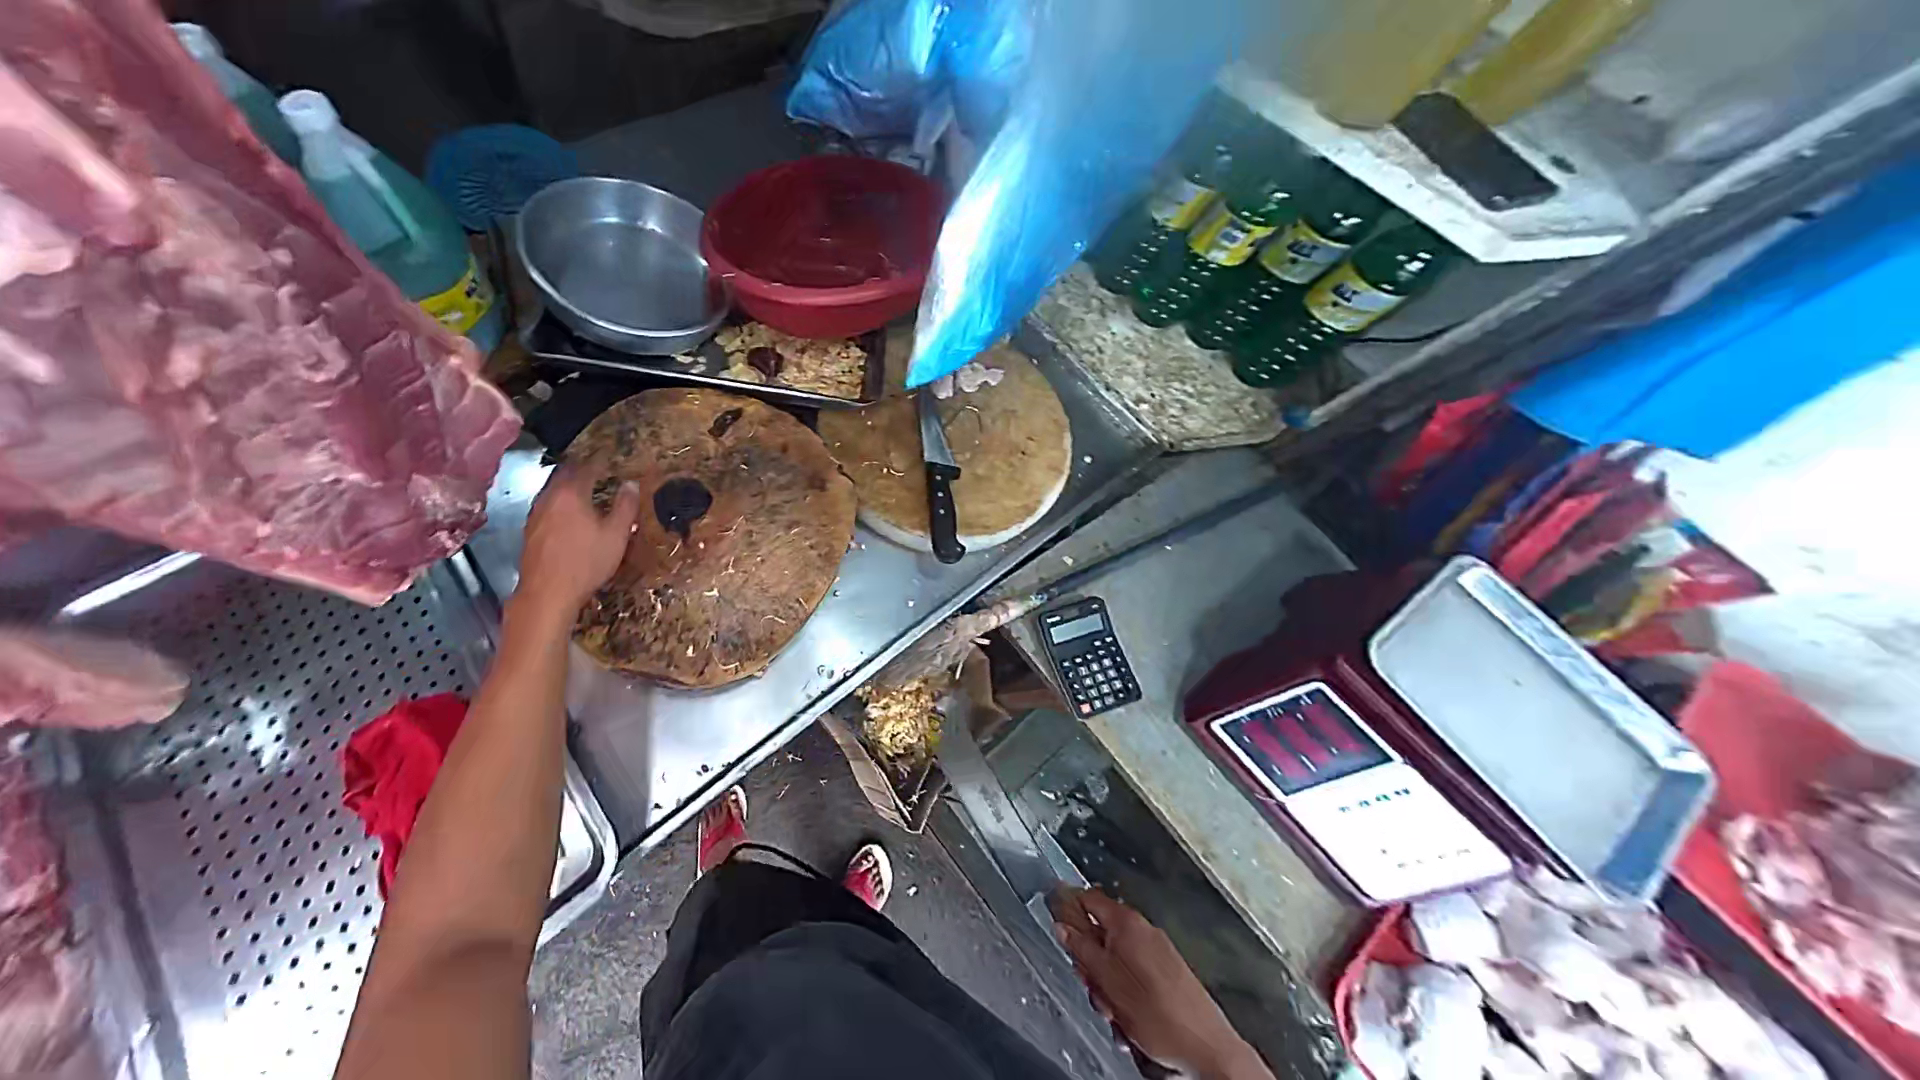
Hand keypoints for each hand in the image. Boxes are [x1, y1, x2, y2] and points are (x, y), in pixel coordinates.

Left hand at [514, 466, 640, 623]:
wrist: (548, 592)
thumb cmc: (587, 561)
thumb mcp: (617, 534)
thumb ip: (625, 506)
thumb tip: (630, 484)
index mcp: (570, 494)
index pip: (585, 468)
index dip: (598, 462)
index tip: (609, 458)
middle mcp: (548, 499)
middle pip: (563, 476)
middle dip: (580, 470)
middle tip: (596, 470)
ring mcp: (535, 515)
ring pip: (552, 492)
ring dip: (568, 487)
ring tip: (584, 490)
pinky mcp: (530, 532)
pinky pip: (547, 508)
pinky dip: (560, 504)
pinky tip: (568, 515)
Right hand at [1054, 888, 1271, 1079]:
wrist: (1206, 1047)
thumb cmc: (1155, 1013)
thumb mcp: (1106, 980)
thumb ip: (1081, 949)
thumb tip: (1062, 926)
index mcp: (1126, 922)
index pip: (1088, 898)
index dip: (1069, 909)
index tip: (1058, 927)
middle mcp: (1143, 928)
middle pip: (1101, 932)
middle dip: (1091, 961)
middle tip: (1092, 986)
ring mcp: (1157, 949)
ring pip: (1116, 957)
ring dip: (1107, 983)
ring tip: (1114, 1012)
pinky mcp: (1168, 970)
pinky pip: (1134, 973)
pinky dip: (1126, 992)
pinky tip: (1129, 1019)